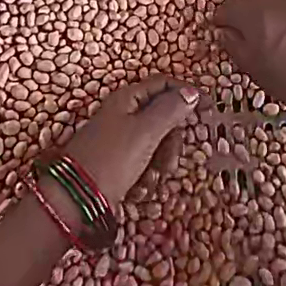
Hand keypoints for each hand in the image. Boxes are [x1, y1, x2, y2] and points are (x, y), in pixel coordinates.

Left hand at [61, 77, 200, 202]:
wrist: (75, 201)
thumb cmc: (111, 160)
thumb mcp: (145, 132)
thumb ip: (170, 110)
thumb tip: (192, 92)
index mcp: (127, 99)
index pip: (163, 85)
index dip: (187, 93)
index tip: (210, 109)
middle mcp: (123, 115)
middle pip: (163, 118)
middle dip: (170, 143)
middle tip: (167, 162)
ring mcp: (120, 140)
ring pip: (157, 145)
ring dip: (159, 164)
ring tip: (149, 180)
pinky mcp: (118, 164)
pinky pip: (144, 164)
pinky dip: (145, 177)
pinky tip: (137, 190)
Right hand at [212, 0, 285, 122]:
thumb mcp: (252, 68)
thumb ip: (233, 45)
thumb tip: (224, 32)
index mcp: (255, 17)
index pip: (228, 6)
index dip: (221, 17)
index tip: (220, 27)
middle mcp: (276, 4)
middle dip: (240, 6)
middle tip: (239, 25)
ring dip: (263, 9)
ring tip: (265, 31)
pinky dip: (284, 15)